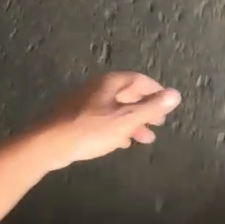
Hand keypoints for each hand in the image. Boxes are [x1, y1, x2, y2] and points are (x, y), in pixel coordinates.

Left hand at [29, 72, 181, 168]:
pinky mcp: (74, 119)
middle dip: (144, 109)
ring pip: (114, 110)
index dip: (154, 90)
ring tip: (145, 138)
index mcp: (110, 83)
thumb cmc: (91, 129)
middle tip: (159, 123)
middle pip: (126, 95)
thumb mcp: (126, 119)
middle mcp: (97, 88)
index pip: (138, 80)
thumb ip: (151, 107)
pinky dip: (115, 129)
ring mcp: (84, 103)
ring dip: (132, 122)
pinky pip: (102, 120)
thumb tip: (175, 94)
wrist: (49, 143)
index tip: (166, 102)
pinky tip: (121, 143)